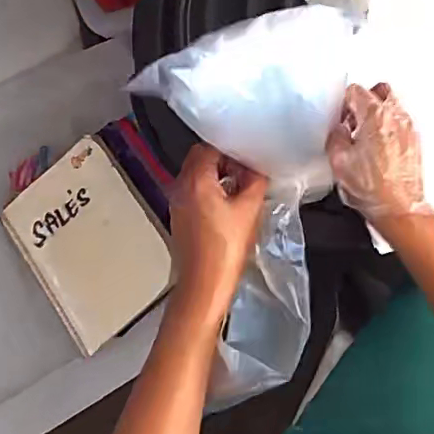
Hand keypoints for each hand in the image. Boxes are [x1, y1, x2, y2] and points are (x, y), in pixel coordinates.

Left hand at [168, 143, 267, 326]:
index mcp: (195, 180)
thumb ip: (255, 181)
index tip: (247, 156)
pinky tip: (229, 205)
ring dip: (217, 176)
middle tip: (246, 170)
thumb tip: (257, 170)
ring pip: (196, 176)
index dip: (230, 148)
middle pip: (199, 159)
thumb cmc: (225, 248)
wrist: (204, 286)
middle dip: (223, 160)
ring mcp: (177, 204)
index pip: (208, 147)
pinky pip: (194, 193)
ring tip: (241, 188)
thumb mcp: (250, 208)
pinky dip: (210, 191)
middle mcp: (180, 188)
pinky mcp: (180, 218)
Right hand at [327, 83, 433, 227]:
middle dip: (364, 101)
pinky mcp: (414, 142)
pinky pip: (400, 123)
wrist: (400, 209)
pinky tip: (378, 146)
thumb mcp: (339, 162)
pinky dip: (389, 127)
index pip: (356, 91)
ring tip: (365, 134)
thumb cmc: (374, 189)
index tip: (341, 118)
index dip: (344, 103)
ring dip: (377, 113)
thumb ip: (335, 137)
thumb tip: (339, 131)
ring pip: (392, 105)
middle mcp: (395, 117)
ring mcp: (408, 129)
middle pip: (379, 91)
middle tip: (353, 119)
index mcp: (374, 116)